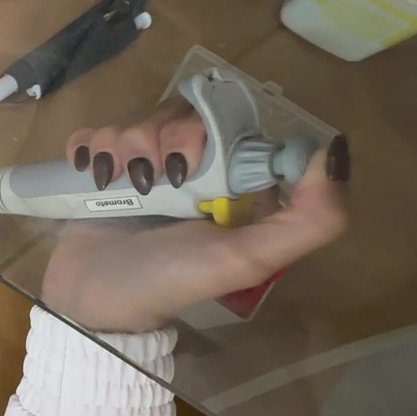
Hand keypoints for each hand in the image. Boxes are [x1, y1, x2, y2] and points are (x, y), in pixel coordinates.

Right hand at [43, 107, 350, 332]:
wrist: (88, 301)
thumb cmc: (164, 281)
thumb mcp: (246, 259)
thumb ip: (309, 220)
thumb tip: (331, 151)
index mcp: (229, 183)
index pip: (230, 123)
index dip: (207, 130)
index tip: (188, 163)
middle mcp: (187, 171)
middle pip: (177, 114)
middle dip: (157, 139)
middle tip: (146, 180)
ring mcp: (137, 170)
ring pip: (133, 121)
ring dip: (117, 146)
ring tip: (110, 182)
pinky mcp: (95, 174)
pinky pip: (90, 135)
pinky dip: (85, 146)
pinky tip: (87, 170)